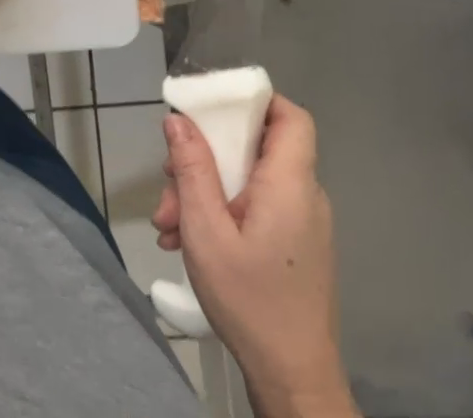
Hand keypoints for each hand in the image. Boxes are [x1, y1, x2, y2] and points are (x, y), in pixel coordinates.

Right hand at [153, 96, 355, 417]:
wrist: (292, 371)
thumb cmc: (249, 298)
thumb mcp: (205, 230)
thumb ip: (192, 170)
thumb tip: (178, 120)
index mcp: (289, 186)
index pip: (291, 119)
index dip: (255, 100)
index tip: (208, 107)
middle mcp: (304, 197)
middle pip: (255, 150)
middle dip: (203, 160)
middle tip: (168, 192)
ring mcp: (302, 222)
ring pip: (248, 181)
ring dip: (203, 192)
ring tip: (170, 227)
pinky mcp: (295, 244)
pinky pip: (254, 206)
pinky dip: (219, 212)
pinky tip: (188, 241)